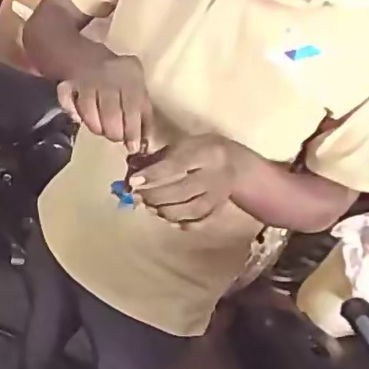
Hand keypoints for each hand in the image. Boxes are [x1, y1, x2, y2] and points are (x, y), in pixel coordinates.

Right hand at [57, 54, 154, 153]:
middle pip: (110, 114)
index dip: (133, 131)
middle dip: (114, 133)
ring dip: (96, 127)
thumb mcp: (137, 89)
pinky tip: (79, 119)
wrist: (89, 59)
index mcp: (129, 79)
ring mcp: (87, 81)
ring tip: (101, 130)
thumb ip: (143, 113)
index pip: (133, 108)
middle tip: (115, 137)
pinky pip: (69, 105)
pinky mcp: (68, 84)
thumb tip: (146, 142)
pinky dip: (75, 115)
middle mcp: (108, 78)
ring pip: (89, 113)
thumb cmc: (119, 81)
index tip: (133, 147)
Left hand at [128, 133, 253, 225]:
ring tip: (149, 206)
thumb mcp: (184, 144)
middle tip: (138, 195)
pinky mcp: (219, 210)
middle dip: (154, 196)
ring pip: (190, 210)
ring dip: (164, 211)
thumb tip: (132, 173)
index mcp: (207, 152)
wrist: (235, 164)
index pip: (176, 165)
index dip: (152, 175)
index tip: (133, 182)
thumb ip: (159, 157)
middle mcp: (215, 175)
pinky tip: (167, 218)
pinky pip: (199, 223)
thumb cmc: (201, 151)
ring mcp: (219, 196)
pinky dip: (181, 224)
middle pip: (181, 191)